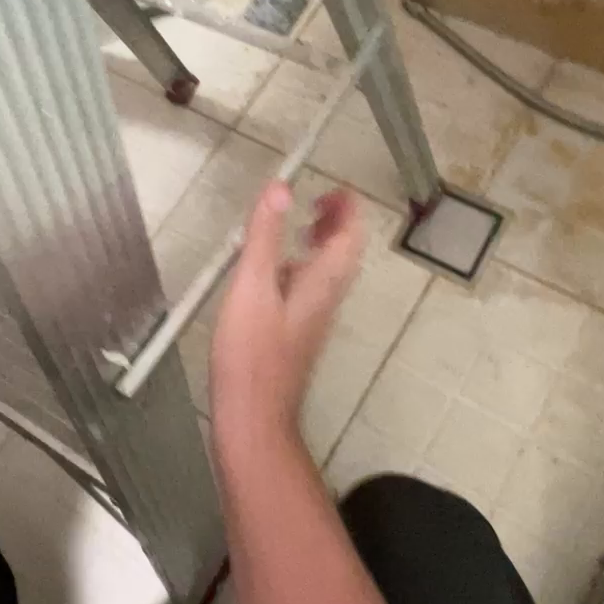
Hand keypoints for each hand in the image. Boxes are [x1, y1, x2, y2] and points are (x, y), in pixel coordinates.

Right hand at [209, 181, 364, 439]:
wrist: (254, 415)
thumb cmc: (251, 353)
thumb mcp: (253, 286)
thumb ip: (265, 236)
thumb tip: (281, 188)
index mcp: (323, 282)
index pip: (352, 235)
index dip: (348, 207)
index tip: (332, 188)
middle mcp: (328, 297)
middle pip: (346, 252)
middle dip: (337, 222)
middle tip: (315, 202)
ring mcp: (316, 317)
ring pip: (331, 271)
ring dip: (322, 243)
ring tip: (299, 227)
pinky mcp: (300, 332)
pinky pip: (313, 288)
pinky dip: (304, 267)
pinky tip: (276, 272)